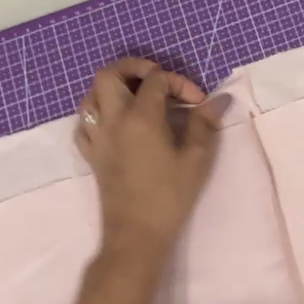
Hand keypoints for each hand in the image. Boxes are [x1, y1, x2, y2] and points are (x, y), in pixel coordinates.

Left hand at [74, 58, 225, 263]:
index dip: (179, 82)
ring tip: (137, 96)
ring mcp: (97, 137)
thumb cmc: (169, 196)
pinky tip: (116, 121)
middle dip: (134, 68)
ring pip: (91, 94)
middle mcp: (113, 120)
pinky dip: (98, 112)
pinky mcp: (91, 154)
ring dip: (113, 87)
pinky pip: (84, 122)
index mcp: (140, 117)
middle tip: (157, 79)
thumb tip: (219, 100)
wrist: (136, 235)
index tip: (198, 103)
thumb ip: (204, 124)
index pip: (156, 80)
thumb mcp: (195, 159)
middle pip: (109, 74)